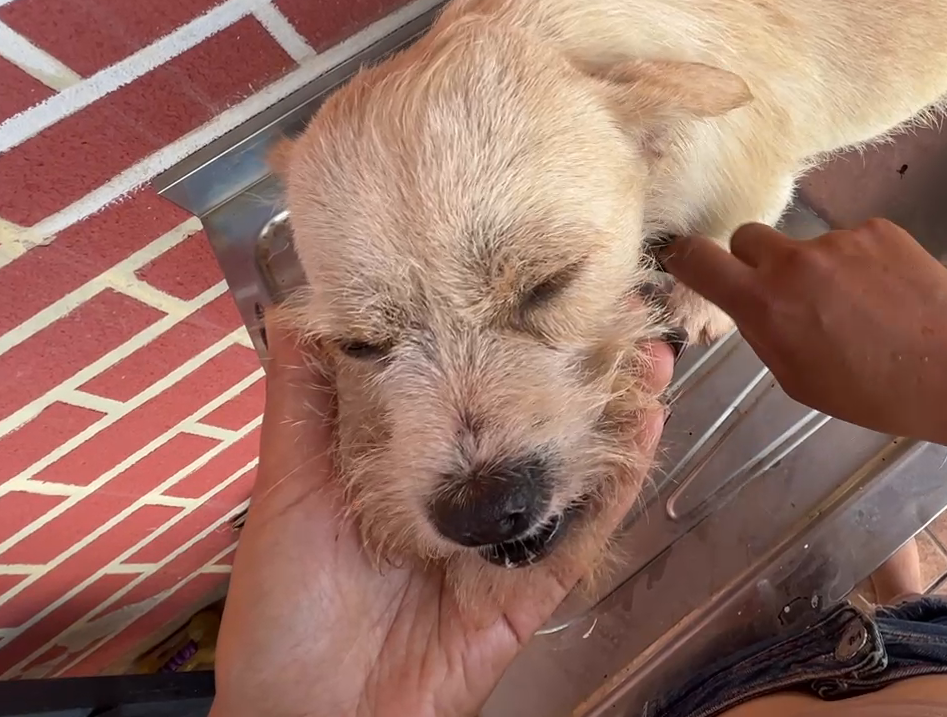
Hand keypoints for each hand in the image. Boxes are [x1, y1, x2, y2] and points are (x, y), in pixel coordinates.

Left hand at [212, 326, 673, 716]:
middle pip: (542, 411)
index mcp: (425, 456)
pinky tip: (651, 422)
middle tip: (624, 303)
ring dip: (621, 403)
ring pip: (578, 458)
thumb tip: (291, 305)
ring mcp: (513, 531)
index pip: (481, 378)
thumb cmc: (291, 599)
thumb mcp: (292, 484)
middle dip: (585, 358)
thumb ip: (304, 401)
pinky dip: (624, 477)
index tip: (545, 274)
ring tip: (656, 349)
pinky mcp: (536, 579)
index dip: (517, 327)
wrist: (309, 716)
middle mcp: (478, 485)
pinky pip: (588, 526)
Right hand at [664, 219, 946, 438]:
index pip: (698, 259)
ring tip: (861, 307)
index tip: (682, 257)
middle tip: (787, 292)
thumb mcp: (798, 380)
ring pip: (805, 245)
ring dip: (818, 269)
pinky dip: (859, 263)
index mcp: (764, 303)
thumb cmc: (874, 393)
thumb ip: (763, 331)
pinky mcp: (876, 227)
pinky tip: (888, 293)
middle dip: (756, 260)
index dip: (683, 256)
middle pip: (746, 237)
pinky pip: (850, 241)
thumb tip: (751, 303)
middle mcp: (792, 260)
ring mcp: (836, 238)